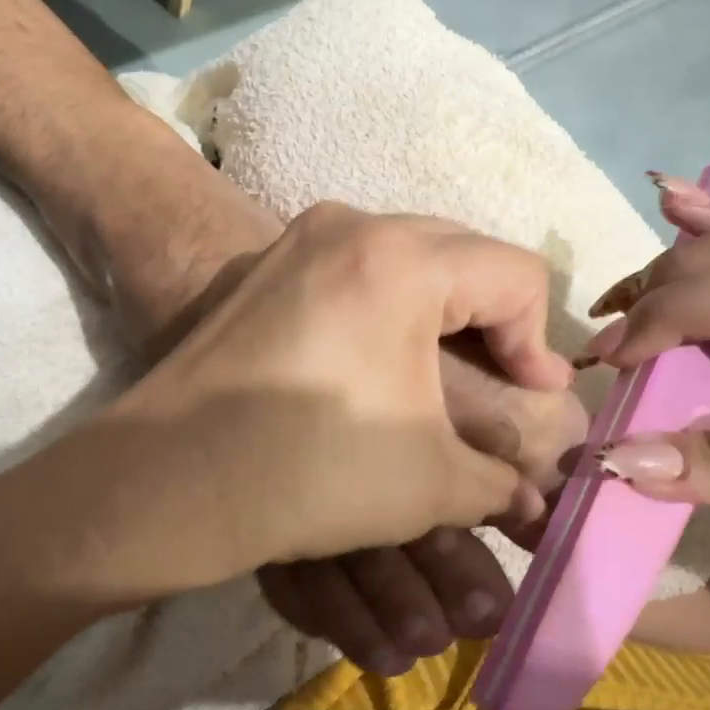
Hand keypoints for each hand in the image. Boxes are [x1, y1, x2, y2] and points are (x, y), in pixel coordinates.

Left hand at [102, 205, 573, 589]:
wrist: (171, 478)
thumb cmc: (313, 470)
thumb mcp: (433, 482)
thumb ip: (503, 475)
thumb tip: (530, 485)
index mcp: (401, 258)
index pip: (516, 273)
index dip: (538, 341)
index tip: (530, 399)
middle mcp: (349, 224)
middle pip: (460, 251)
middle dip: (490, 319)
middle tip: (494, 385)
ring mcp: (296, 239)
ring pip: (403, 254)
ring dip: (434, 310)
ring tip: (431, 376)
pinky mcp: (261, 267)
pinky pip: (350, 267)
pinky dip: (379, 304)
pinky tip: (366, 363)